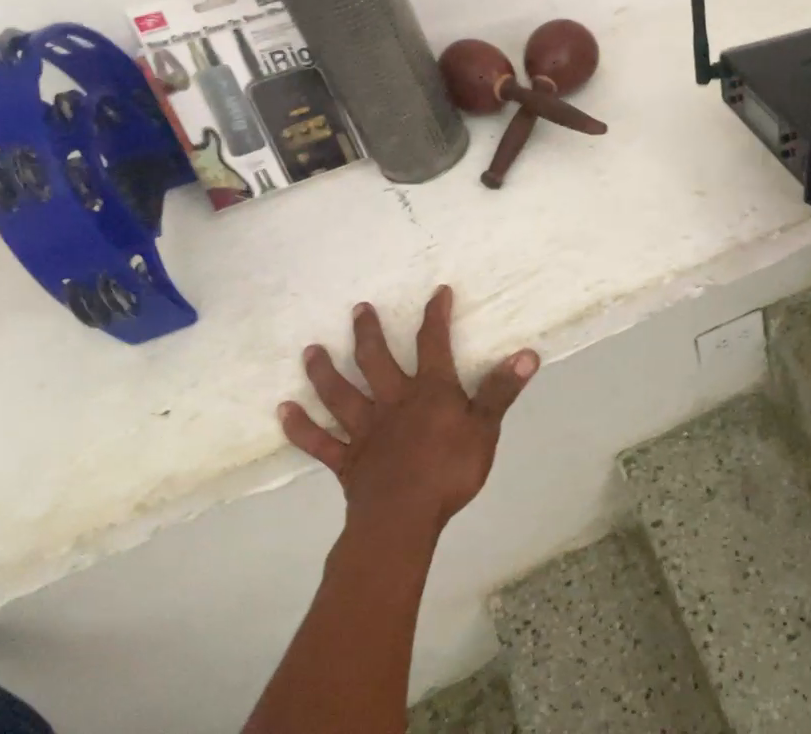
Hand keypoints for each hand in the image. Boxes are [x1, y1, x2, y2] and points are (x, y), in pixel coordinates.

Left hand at [278, 285, 539, 537]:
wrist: (403, 517)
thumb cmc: (450, 471)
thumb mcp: (485, 429)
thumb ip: (501, 391)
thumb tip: (526, 353)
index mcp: (430, 392)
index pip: (433, 345)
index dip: (436, 317)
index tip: (437, 292)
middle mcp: (392, 403)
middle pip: (375, 361)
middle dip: (368, 334)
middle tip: (358, 310)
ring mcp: (365, 431)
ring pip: (339, 394)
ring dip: (323, 371)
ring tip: (310, 350)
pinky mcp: (346, 460)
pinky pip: (320, 441)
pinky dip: (300, 427)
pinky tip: (283, 411)